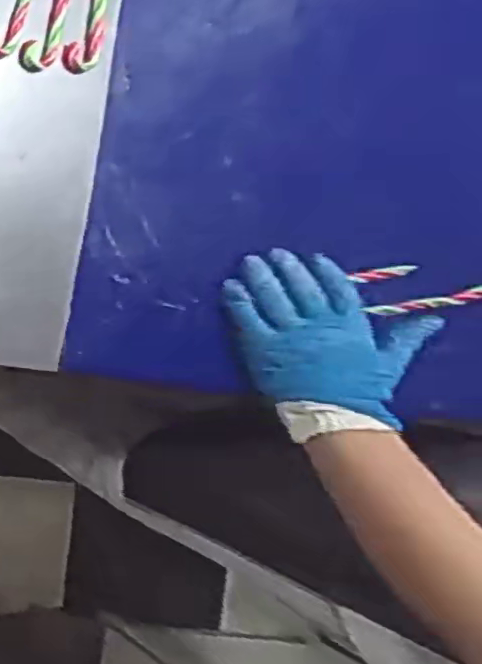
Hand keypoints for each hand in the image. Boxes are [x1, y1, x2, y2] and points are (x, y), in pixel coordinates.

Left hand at [221, 249, 444, 428]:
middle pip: (302, 289)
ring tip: (250, 261)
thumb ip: (405, 336)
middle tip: (275, 252)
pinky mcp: (261, 344)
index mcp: (351, 326)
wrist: (332, 410)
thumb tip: (433, 319)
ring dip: (261, 277)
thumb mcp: (389, 359)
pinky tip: (230, 285)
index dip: (326, 272)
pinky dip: (238, 299)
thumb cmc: (361, 386)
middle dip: (289, 269)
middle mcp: (319, 325)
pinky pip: (247, 316)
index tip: (314, 257)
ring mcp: (288, 334)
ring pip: (273, 298)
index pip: (339, 291)